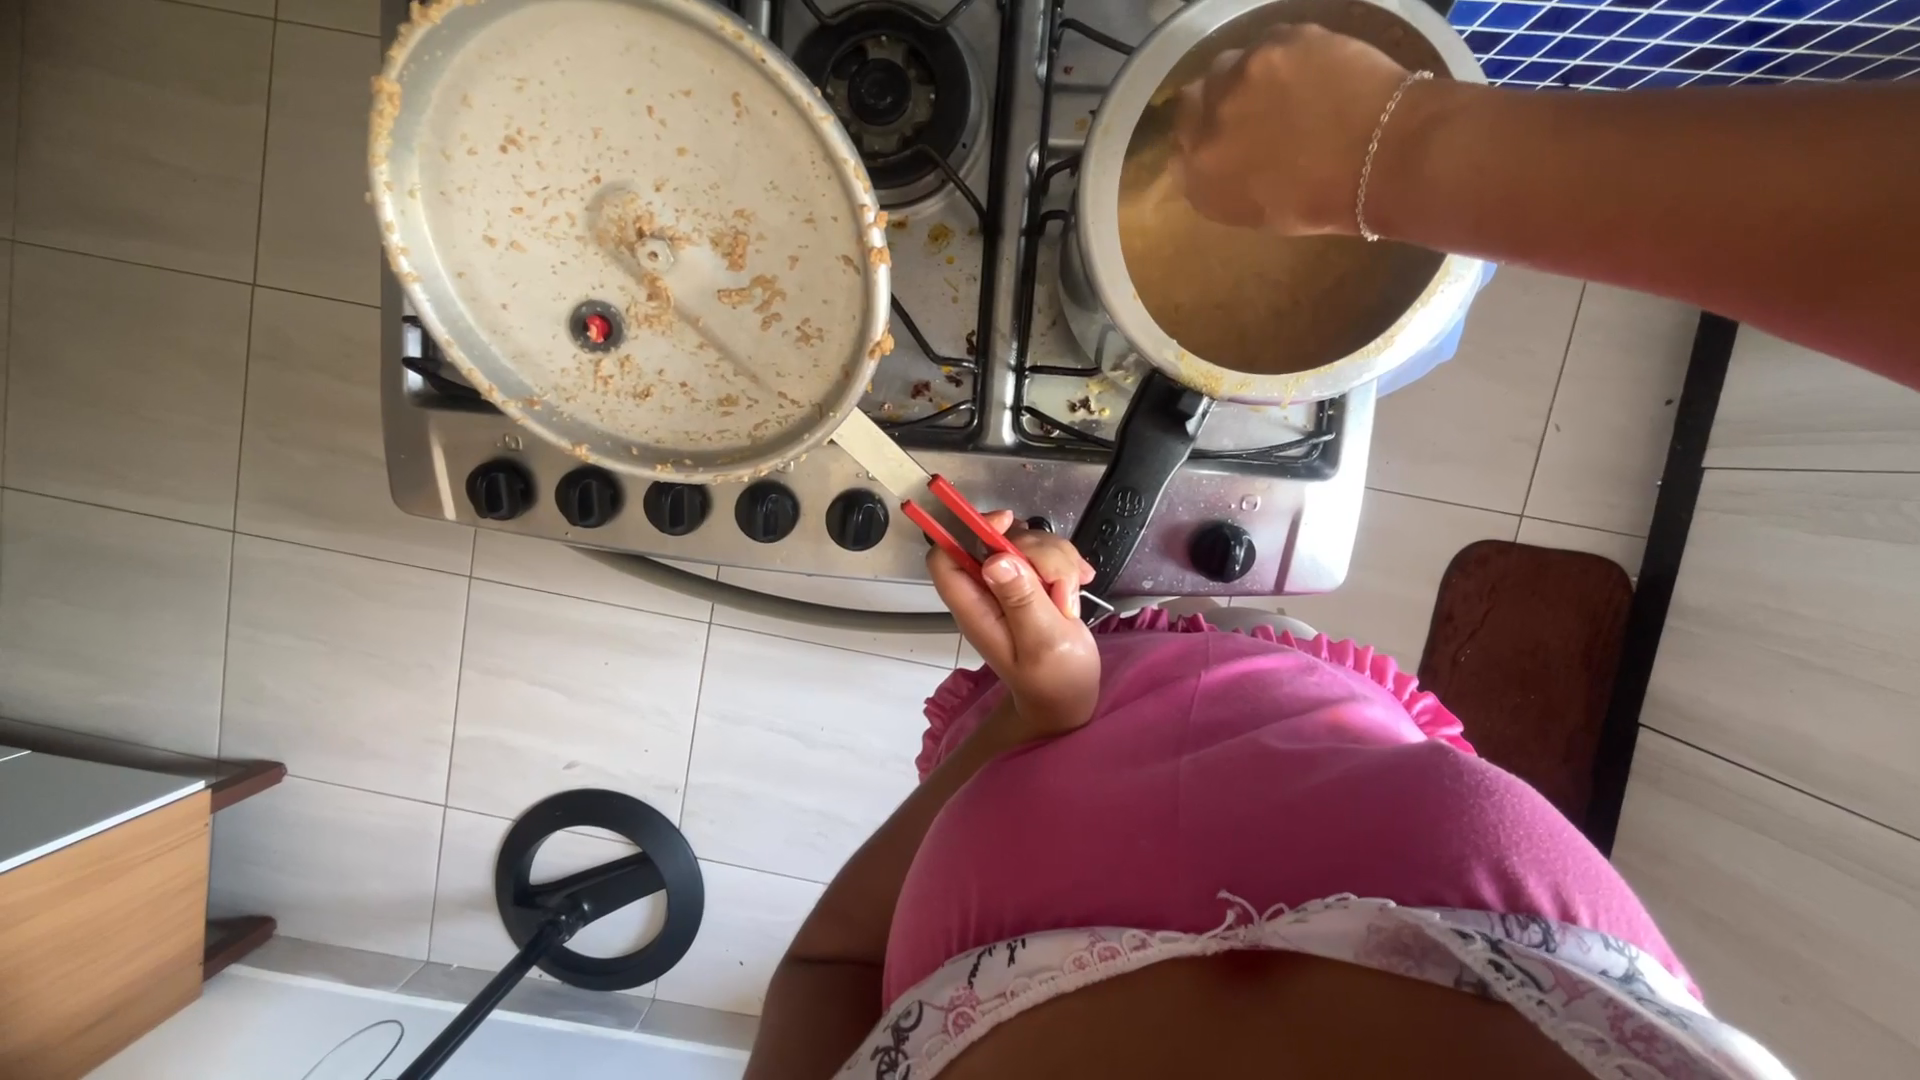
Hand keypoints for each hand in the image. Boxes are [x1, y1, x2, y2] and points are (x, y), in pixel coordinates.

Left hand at [926, 511, 1101, 739]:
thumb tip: (993, 560)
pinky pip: (1046, 555)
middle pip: (998, 541)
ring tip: (1071, 597)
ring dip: (1058, 561)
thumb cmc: (1055, 679)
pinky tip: (1081, 584)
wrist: (1071, 696)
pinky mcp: (1032, 584)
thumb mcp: (1044, 642)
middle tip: (1062, 585)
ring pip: (1027, 543)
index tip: (1007, 527)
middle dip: (1037, 551)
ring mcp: (1009, 586)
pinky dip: (1068, 565)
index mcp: (974, 608)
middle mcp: (986, 591)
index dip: (967, 532)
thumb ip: (1022, 600)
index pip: (945, 557)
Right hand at [1174, 23, 1412, 234]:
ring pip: (1229, 65)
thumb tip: (1208, 159)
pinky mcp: (1281, 41)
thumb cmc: (1321, 200)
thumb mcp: (1253, 211)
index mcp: (1202, 171)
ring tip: (1282, 88)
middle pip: (1193, 98)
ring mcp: (1244, 77)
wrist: (1383, 156)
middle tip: (1249, 110)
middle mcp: (1209, 121)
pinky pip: (1269, 41)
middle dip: (1214, 102)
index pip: (1178, 145)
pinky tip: (1310, 71)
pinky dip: (1283, 54)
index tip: (1219, 139)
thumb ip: (1218, 182)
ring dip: (1246, 75)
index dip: (1198, 138)